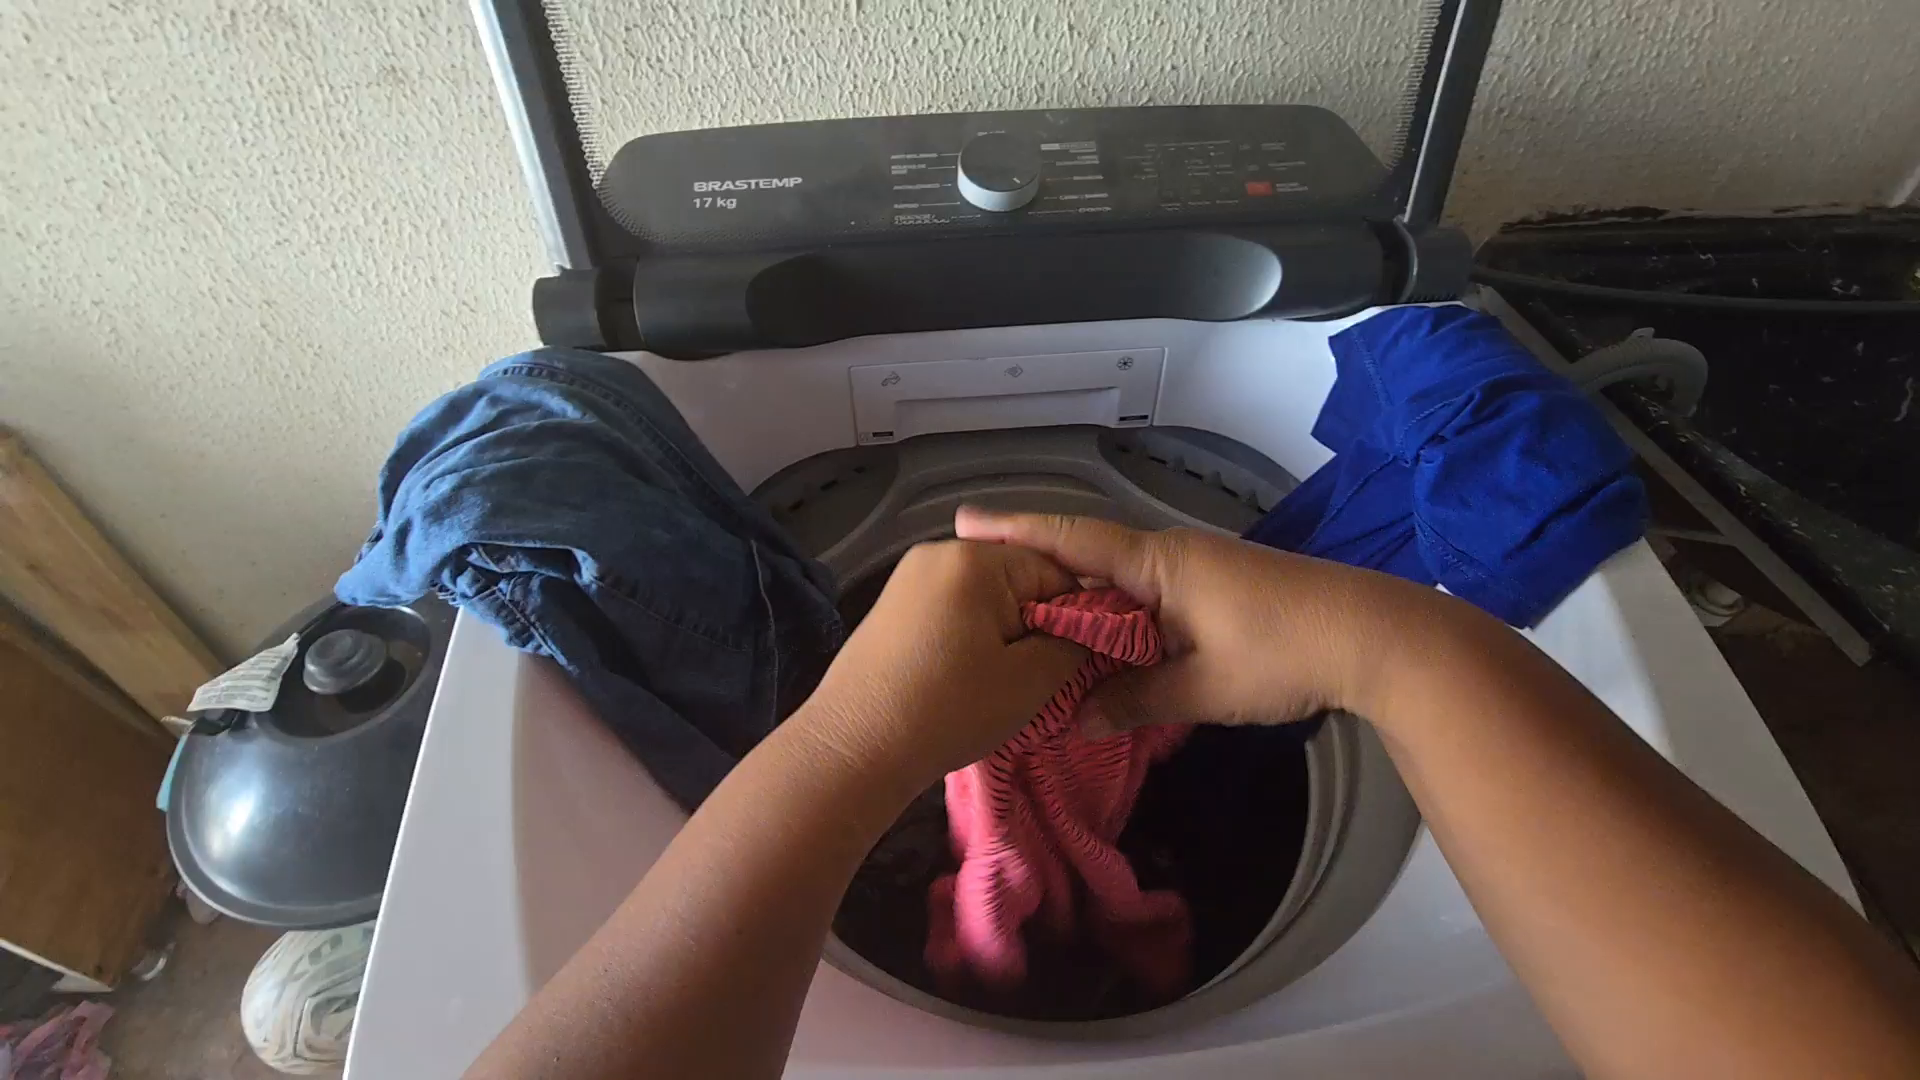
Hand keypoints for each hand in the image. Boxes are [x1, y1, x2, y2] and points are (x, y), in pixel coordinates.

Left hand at [792, 539, 1089, 784]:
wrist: (853, 748)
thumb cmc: (948, 710)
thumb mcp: (1030, 681)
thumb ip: (1074, 642)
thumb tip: (1091, 627)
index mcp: (973, 558)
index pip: (1055, 569)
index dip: (1076, 614)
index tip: (1077, 659)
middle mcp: (937, 552)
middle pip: (1016, 578)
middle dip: (1034, 623)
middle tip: (1036, 675)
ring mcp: (908, 577)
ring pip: (983, 596)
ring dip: (1002, 632)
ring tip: (998, 680)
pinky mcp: (891, 604)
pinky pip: (950, 607)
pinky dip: (969, 634)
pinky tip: (963, 674)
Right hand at [955, 507, 1430, 734]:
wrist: (1376, 636)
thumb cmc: (1284, 653)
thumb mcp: (1203, 688)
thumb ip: (1133, 702)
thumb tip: (1072, 724)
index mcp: (1157, 563)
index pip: (1072, 539)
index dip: (1016, 531)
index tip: (965, 523)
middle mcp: (1168, 553)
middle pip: (1086, 552)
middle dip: (1033, 564)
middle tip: (980, 583)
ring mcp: (1192, 565)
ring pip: (1113, 573)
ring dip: (1073, 590)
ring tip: (1024, 613)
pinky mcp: (1210, 584)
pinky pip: (1140, 589)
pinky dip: (1108, 608)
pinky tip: (1094, 636)